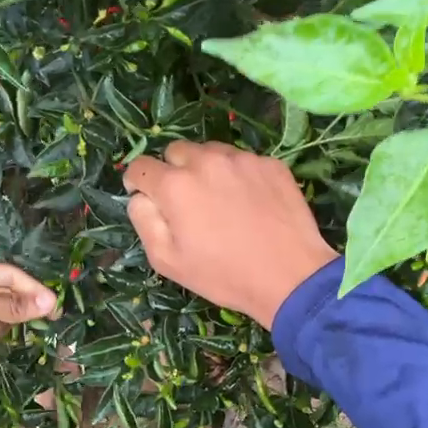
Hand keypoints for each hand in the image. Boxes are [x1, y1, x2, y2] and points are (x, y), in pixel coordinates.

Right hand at [123, 141, 338, 327]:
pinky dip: (238, 176)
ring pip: (210, 152)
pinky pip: (243, 161)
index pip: (141, 166)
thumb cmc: (223, 274)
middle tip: (187, 202)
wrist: (290, 276)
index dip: (138, 181)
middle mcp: (206, 161)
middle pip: (175, 152)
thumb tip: (139, 196)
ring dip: (206, 169)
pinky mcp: (270, 163)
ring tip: (220, 202)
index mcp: (175, 185)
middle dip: (173, 171)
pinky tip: (249, 204)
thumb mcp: (167, 260)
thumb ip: (144, 220)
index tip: (146, 195)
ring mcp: (242, 159)